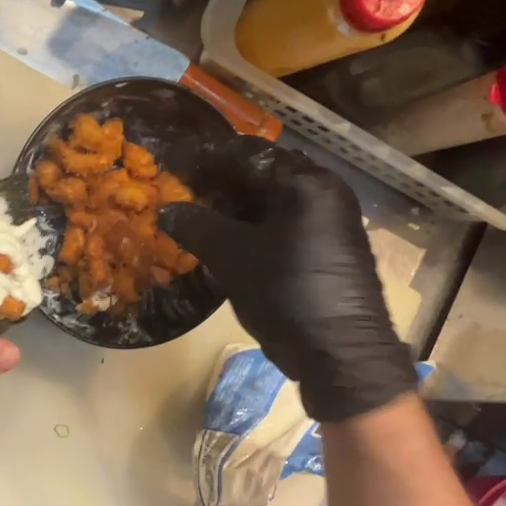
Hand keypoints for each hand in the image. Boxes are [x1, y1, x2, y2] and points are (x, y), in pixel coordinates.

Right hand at [159, 137, 415, 422]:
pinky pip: (281, 226)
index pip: (247, 154)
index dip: (207, 158)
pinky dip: (251, 229)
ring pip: (271, 203)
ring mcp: (327, 223)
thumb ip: (198, 227)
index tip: (174, 163)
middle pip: (262, 176)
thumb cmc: (286, 293)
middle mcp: (323, 193)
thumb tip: (166, 209)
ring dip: (233, 208)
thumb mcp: (233, 258)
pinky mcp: (324, 251)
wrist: (338, 351)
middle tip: (180, 192)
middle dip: (219, 183)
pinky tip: (224, 244)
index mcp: (306, 183)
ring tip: (195, 218)